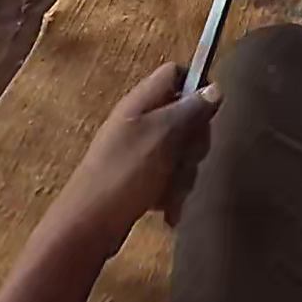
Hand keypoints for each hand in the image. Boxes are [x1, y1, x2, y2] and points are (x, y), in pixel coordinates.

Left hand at [42, 63, 219, 252]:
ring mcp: (137, 148)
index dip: (197, 86)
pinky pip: (167, 172)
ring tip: (175, 190)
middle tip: (190, 157)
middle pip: (184, 113)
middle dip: (193, 139)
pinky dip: (171, 188)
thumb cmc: (127, 172)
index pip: (176, 73)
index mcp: (143, 100)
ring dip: (184, 170)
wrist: (86, 229)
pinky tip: (168, 207)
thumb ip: (192, 110)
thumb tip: (215, 88)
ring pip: (179, 147)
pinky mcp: (136, 176)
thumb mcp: (166, 135)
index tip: (208, 112)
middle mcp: (139, 118)